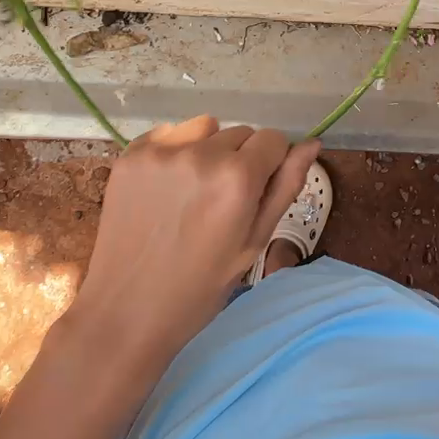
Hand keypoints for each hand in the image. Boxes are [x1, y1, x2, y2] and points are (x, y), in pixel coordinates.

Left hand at [70, 116, 318, 354]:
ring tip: (192, 191)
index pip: (274, 139)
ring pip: (206, 128)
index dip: (271, 164)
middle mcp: (202, 154)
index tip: (257, 191)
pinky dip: (175, 152)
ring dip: (208, 149)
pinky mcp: (132, 154)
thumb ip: (286, 187)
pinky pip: (169, 134)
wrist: (127, 310)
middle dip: (240, 159)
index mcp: (238, 178)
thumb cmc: (201, 286)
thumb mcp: (254, 241)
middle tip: (221, 202)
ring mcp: (162, 151)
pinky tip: (165, 189)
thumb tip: (312, 144)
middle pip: (241, 133)